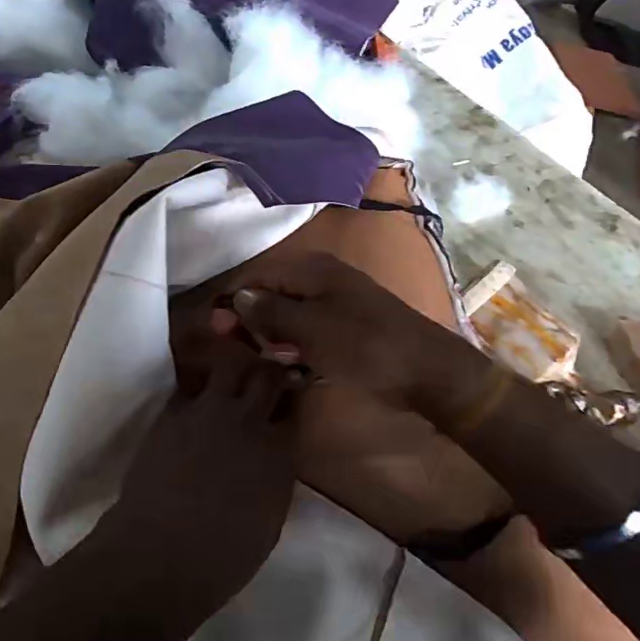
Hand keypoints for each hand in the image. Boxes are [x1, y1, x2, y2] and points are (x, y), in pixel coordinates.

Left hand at [104, 339, 301, 606]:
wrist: (159, 554)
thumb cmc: (224, 556)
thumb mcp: (270, 519)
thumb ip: (275, 477)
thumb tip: (272, 459)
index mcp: (278, 449)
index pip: (294, 408)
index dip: (292, 401)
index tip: (290, 401)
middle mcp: (247, 420)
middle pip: (266, 375)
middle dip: (271, 371)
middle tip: (269, 374)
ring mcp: (206, 412)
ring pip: (229, 367)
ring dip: (237, 368)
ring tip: (235, 375)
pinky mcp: (171, 415)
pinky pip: (191, 388)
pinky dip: (200, 388)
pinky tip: (199, 398)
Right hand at [228, 253, 490, 417]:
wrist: (425, 370)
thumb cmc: (363, 345)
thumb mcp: (310, 328)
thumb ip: (270, 311)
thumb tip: (237, 297)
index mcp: (313, 270)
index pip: (259, 276)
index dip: (234, 300)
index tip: (214, 329)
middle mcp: (324, 280)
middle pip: (274, 295)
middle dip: (254, 322)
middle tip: (243, 350)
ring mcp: (338, 305)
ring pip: (292, 318)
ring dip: (276, 340)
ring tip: (270, 362)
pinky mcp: (349, 330)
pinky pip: (312, 335)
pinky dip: (300, 349)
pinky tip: (295, 370)